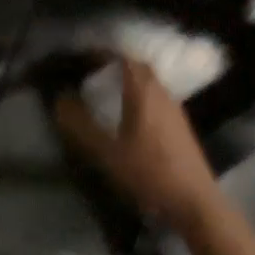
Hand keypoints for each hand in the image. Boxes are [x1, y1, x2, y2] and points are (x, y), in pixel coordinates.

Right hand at [55, 56, 221, 226]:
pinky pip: (156, 98)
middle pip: (139, 67)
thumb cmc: (149, 173)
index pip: (123, 58)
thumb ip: (81, 126)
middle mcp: (162, 93)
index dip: (102, 53)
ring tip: (106, 92)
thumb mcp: (107, 153)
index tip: (82, 56)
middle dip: (115, 65)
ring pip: (150, 83)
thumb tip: (60, 100)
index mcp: (144, 92)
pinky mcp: (180, 126)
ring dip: (128, 81)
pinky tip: (128, 116)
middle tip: (92, 73)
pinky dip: (138, 96)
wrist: (194, 201)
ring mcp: (175, 109)